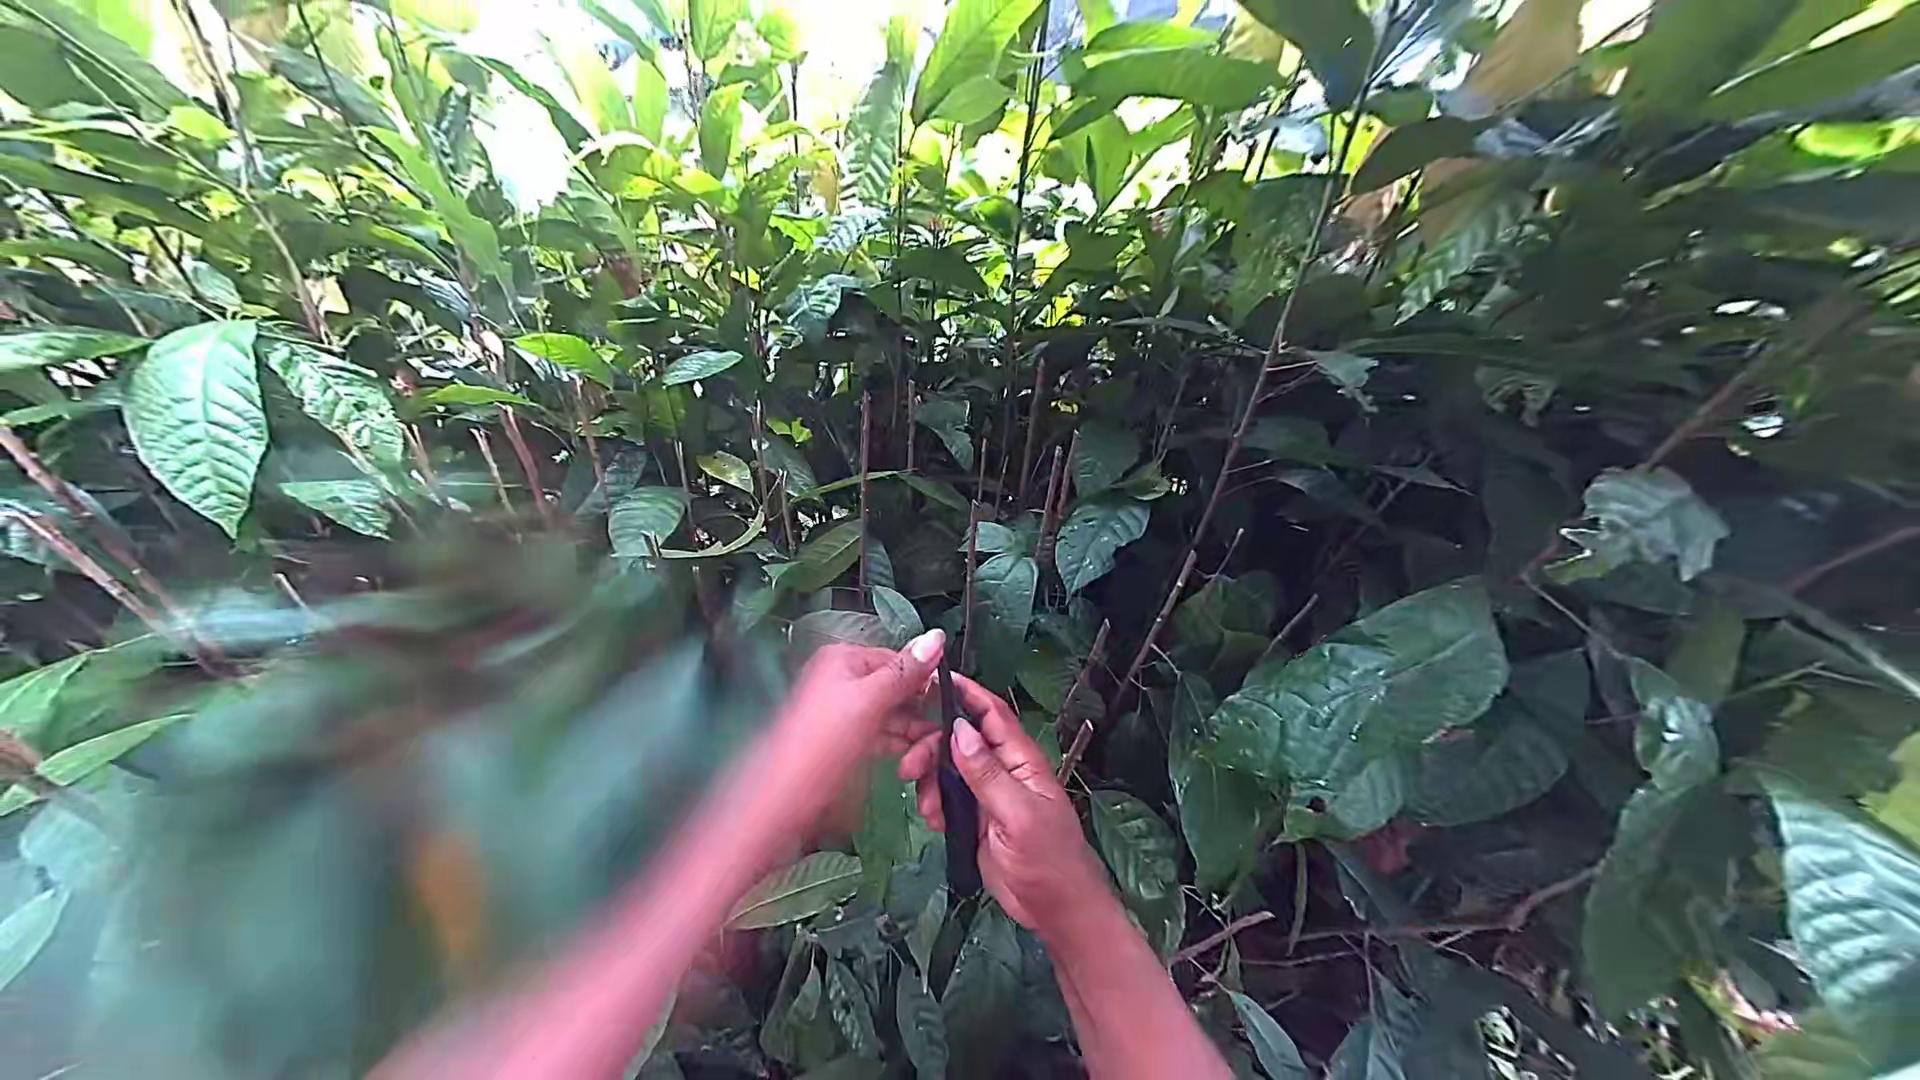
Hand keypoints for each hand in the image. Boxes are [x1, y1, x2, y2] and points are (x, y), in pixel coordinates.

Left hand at [763, 630, 945, 838]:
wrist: (783, 800)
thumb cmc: (825, 742)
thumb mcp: (870, 700)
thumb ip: (906, 671)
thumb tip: (938, 635)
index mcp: (845, 659)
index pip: (899, 659)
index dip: (925, 679)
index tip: (952, 701)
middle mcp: (845, 678)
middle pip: (897, 686)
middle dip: (921, 709)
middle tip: (943, 733)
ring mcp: (847, 711)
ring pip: (893, 712)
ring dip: (914, 730)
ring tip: (933, 751)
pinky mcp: (849, 739)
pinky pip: (883, 733)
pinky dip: (900, 743)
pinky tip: (917, 758)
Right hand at [899, 674, 1109, 936]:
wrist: (1055, 910)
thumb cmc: (1048, 859)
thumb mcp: (1017, 815)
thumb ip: (987, 773)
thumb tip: (959, 729)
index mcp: (1020, 758)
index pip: (992, 714)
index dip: (967, 693)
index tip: (935, 679)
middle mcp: (1003, 768)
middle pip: (961, 740)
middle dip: (932, 747)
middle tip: (908, 768)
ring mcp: (988, 792)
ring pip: (949, 768)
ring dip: (930, 780)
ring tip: (926, 807)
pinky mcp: (975, 816)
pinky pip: (947, 796)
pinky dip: (934, 802)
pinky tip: (934, 820)